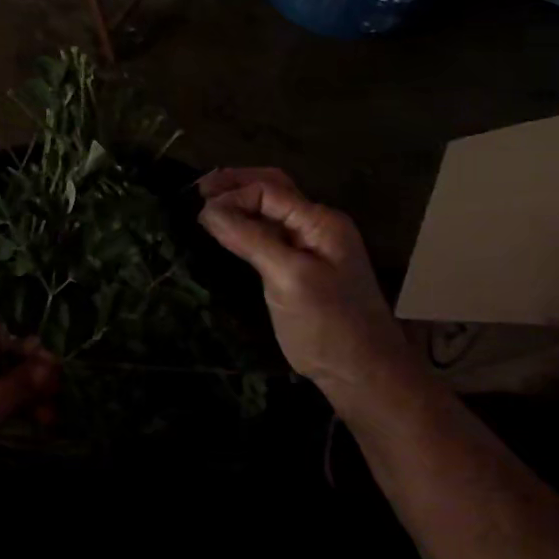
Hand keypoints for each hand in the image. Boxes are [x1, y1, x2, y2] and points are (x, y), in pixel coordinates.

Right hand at [196, 168, 415, 412]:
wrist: (361, 374)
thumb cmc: (328, 325)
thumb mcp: (288, 277)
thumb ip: (250, 239)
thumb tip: (209, 209)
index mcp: (320, 221)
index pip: (269, 190)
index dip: (232, 195)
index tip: (199, 213)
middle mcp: (316, 226)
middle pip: (272, 191)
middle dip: (235, 185)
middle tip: (198, 189)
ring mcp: (308, 248)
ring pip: (269, 212)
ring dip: (239, 203)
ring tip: (205, 205)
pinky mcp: (298, 270)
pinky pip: (268, 236)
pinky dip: (245, 227)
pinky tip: (225, 232)